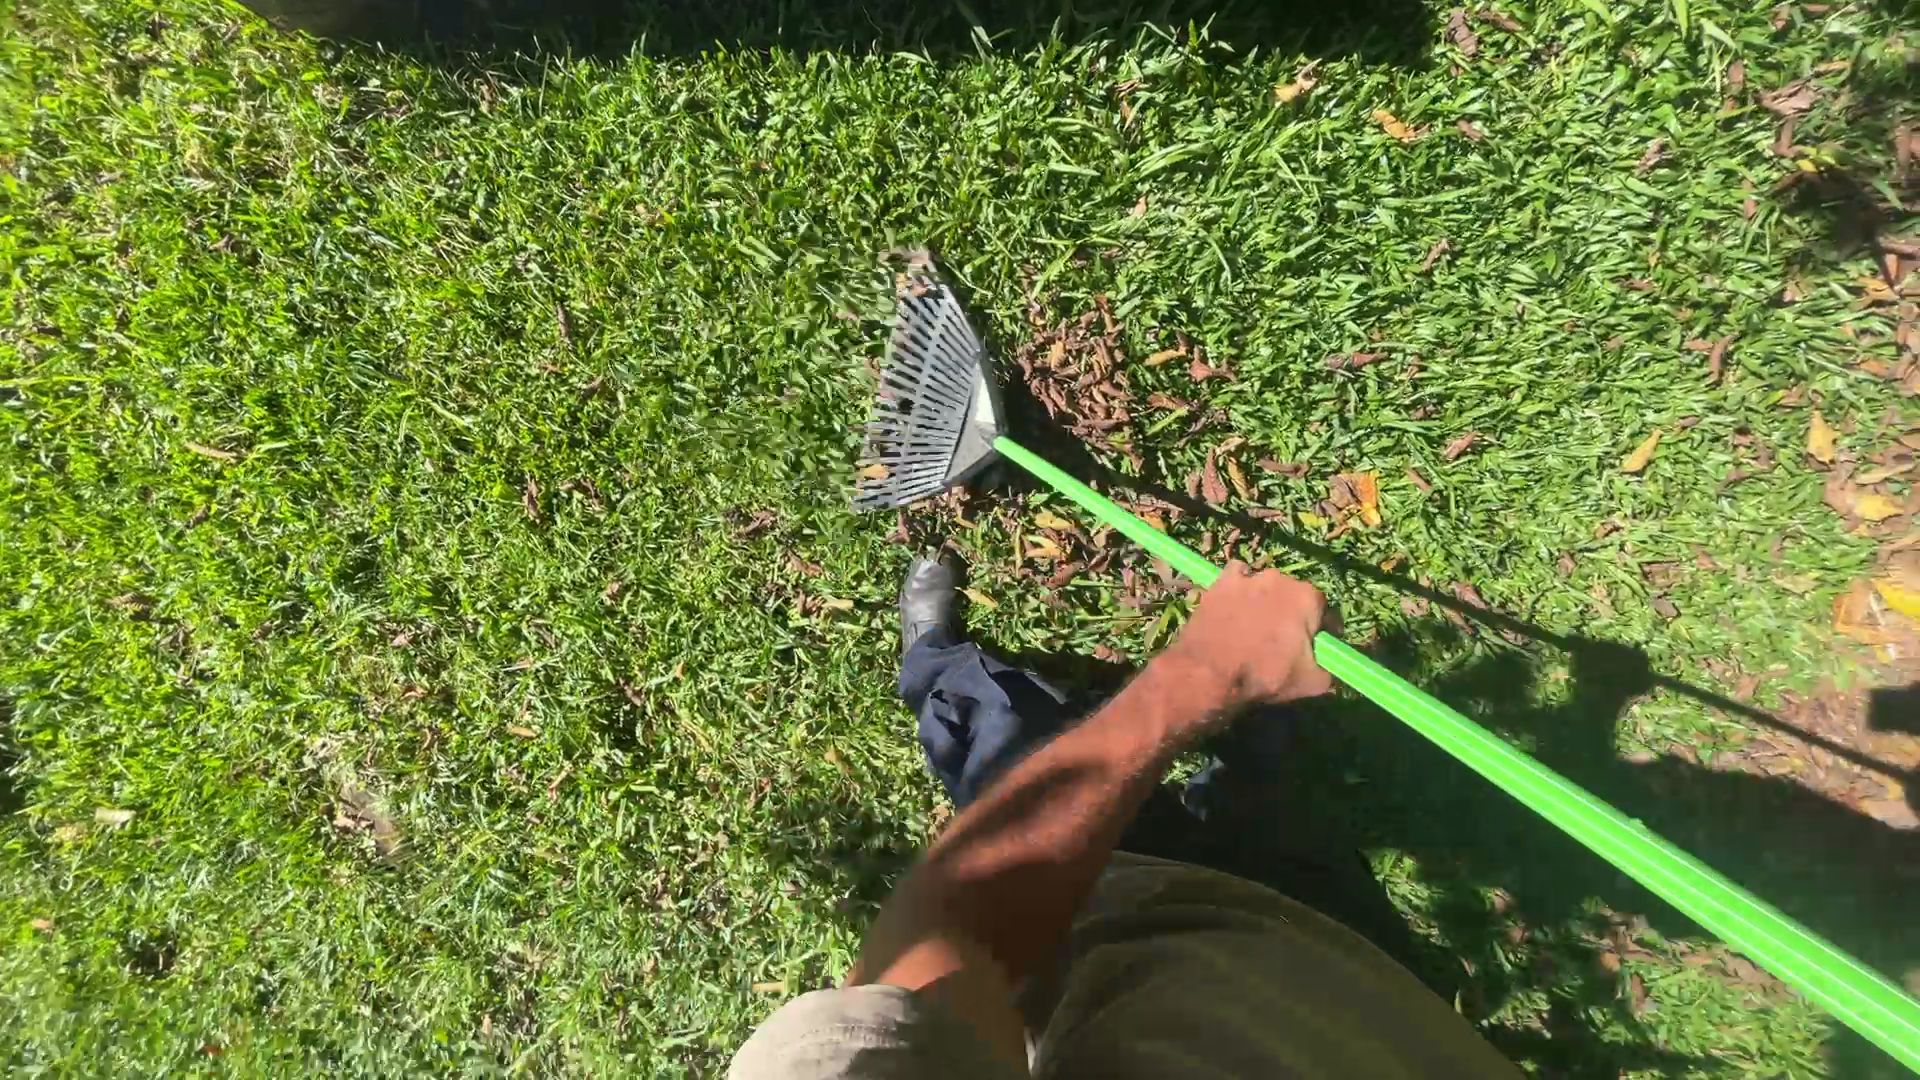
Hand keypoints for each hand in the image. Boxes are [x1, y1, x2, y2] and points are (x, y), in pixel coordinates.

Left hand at [1164, 562, 1332, 710]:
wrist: (1210, 672)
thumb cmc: (1265, 675)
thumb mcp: (1313, 682)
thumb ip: (1331, 670)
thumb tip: (1335, 668)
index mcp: (1308, 597)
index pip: (1323, 611)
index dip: (1320, 629)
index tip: (1314, 645)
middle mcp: (1279, 579)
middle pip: (1293, 595)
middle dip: (1291, 613)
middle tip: (1282, 638)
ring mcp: (1248, 578)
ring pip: (1265, 584)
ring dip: (1265, 599)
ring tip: (1254, 624)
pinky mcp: (1220, 582)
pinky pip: (1236, 575)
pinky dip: (1238, 585)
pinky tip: (1234, 602)